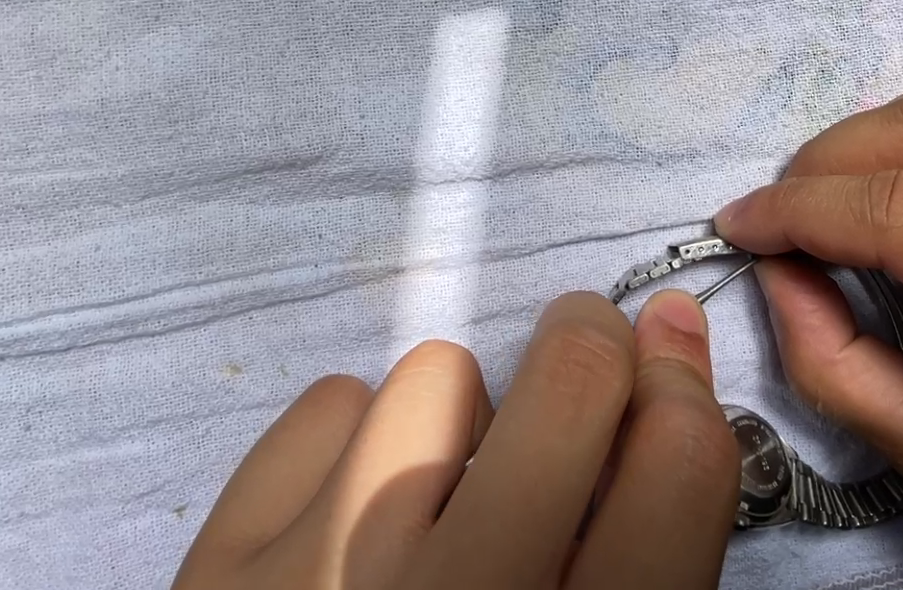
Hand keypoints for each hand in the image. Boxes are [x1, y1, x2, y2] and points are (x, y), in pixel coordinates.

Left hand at [172, 291, 737, 589]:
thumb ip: (655, 516)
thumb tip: (669, 336)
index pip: (682, 455)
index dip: (681, 384)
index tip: (659, 360)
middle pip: (571, 374)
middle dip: (588, 342)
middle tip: (572, 372)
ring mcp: (329, 583)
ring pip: (439, 372)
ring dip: (453, 422)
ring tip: (433, 503)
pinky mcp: (220, 570)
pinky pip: (330, 404)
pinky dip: (351, 445)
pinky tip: (343, 521)